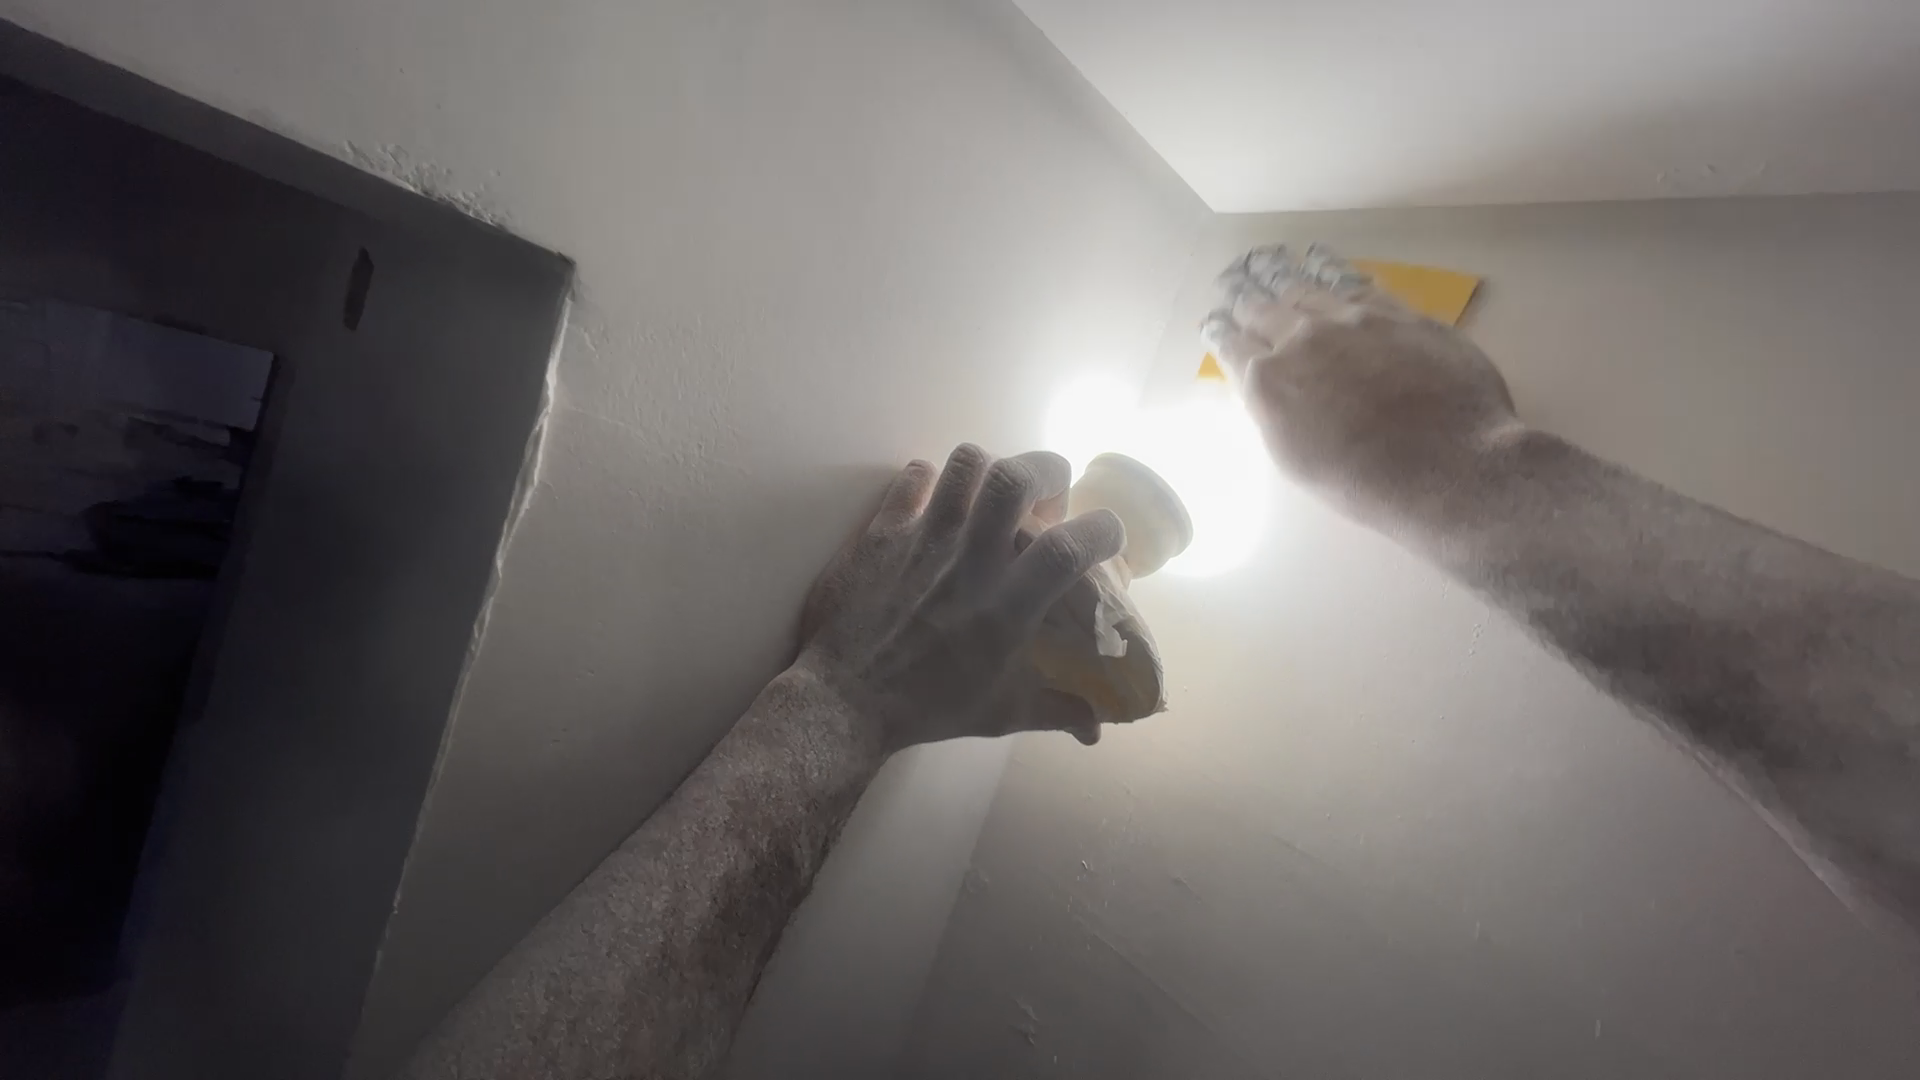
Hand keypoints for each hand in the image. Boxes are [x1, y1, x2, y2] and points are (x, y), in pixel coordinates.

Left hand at [798, 444, 1125, 750]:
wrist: (844, 699)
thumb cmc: (927, 708)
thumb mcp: (1001, 715)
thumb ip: (1057, 712)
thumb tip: (1098, 729)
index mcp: (1006, 606)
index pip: (1068, 549)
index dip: (1102, 529)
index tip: (1108, 534)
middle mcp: (969, 561)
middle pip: (1015, 478)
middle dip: (1046, 470)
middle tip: (1047, 493)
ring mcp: (923, 539)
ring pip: (964, 465)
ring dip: (989, 469)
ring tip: (991, 492)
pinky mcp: (882, 532)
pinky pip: (910, 478)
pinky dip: (927, 479)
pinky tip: (932, 501)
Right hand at [1203, 247, 1522, 525]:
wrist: (1442, 465)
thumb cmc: (1355, 479)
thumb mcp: (1289, 456)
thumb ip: (1270, 410)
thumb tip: (1263, 385)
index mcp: (1266, 380)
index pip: (1229, 344)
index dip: (1217, 331)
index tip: (1212, 321)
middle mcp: (1299, 339)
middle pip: (1261, 306)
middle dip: (1240, 292)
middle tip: (1230, 278)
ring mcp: (1350, 320)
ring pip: (1304, 286)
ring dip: (1279, 272)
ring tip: (1265, 260)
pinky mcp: (1396, 314)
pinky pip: (1354, 282)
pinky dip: (1330, 269)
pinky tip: (1320, 260)